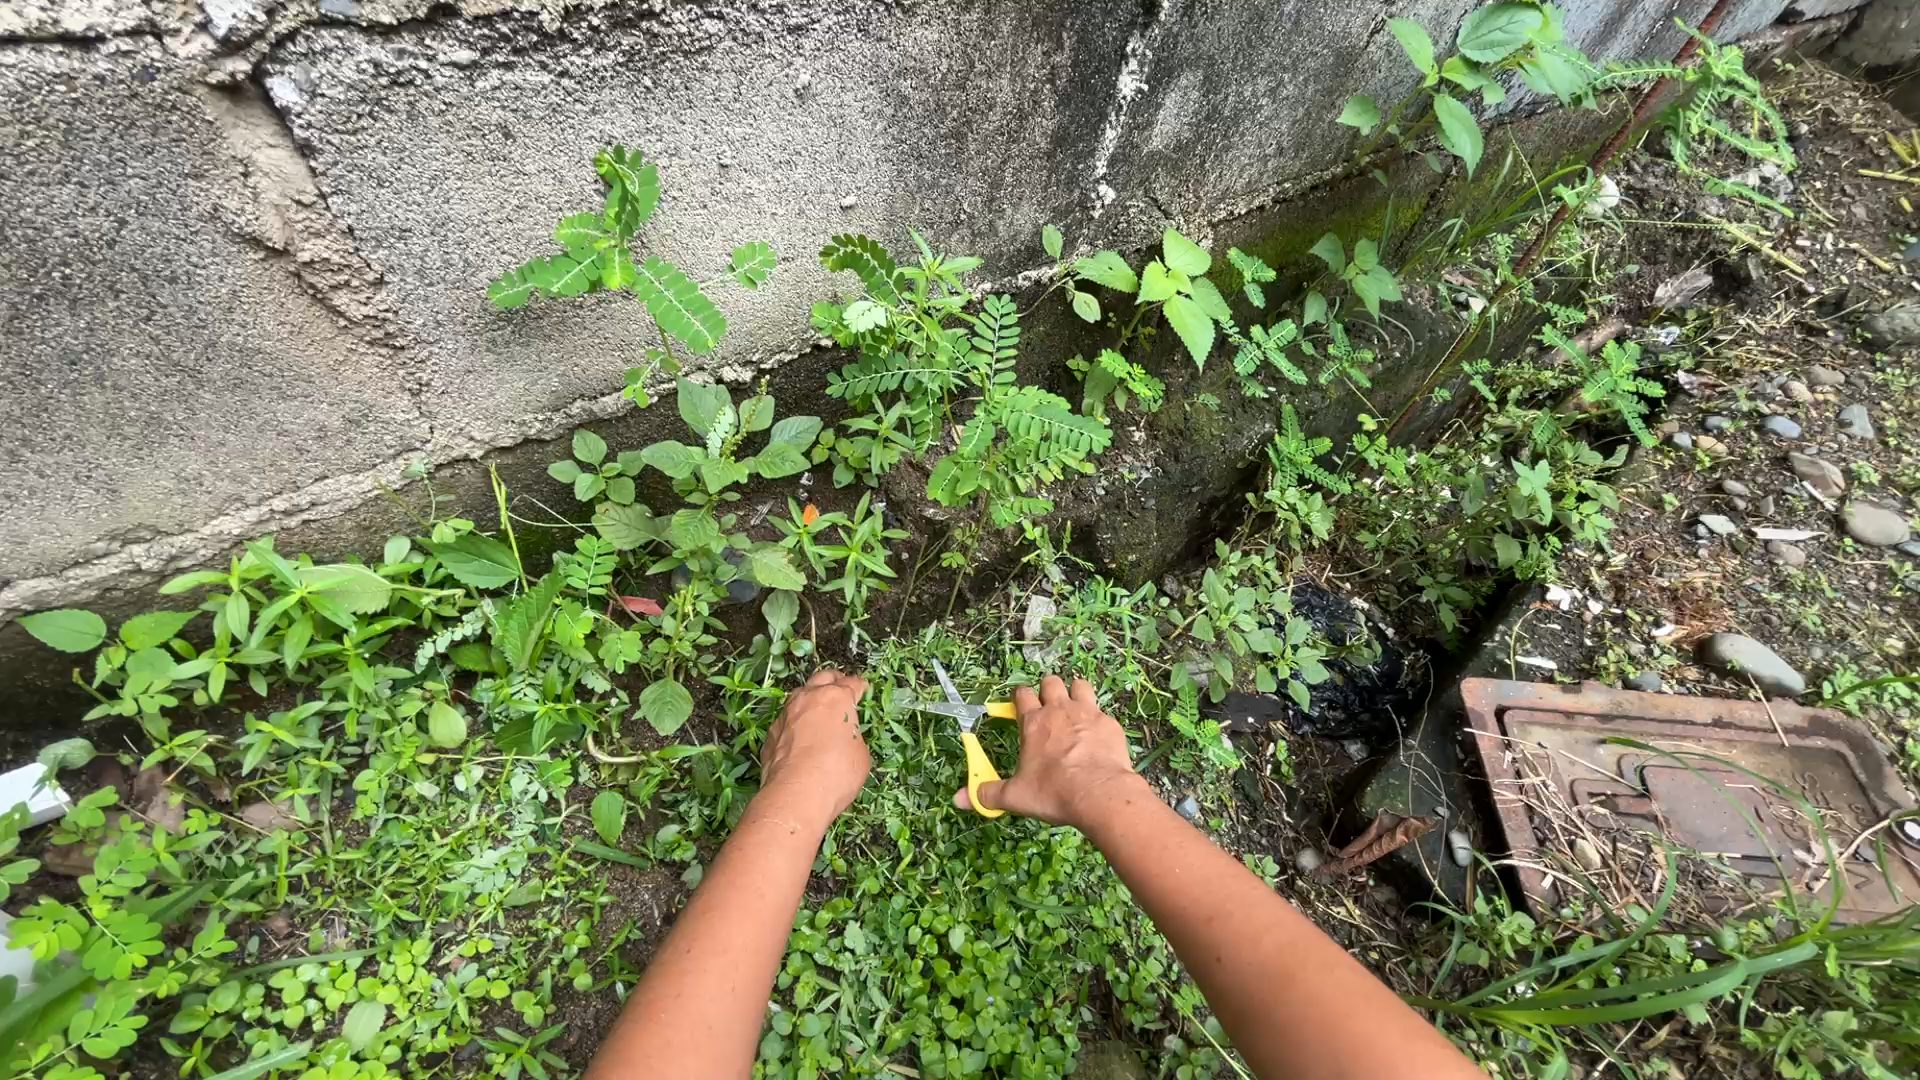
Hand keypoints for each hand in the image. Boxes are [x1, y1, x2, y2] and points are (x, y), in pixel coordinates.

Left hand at [760, 670, 870, 826]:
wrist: (796, 795)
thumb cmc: (837, 773)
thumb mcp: (860, 754)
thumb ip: (853, 737)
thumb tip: (845, 739)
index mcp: (836, 698)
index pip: (852, 683)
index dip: (860, 687)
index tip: (863, 690)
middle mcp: (809, 699)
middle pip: (823, 677)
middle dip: (834, 681)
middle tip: (841, 690)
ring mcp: (786, 715)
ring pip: (799, 696)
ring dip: (810, 699)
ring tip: (818, 713)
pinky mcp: (770, 734)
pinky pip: (785, 721)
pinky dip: (794, 724)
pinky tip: (799, 739)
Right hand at [951, 675, 1142, 828]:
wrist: (1100, 793)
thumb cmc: (1054, 792)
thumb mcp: (1017, 796)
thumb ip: (989, 794)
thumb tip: (960, 799)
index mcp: (1034, 723)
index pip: (1022, 695)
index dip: (1019, 697)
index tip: (1019, 706)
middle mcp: (1059, 710)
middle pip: (1051, 682)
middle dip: (1048, 689)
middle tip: (1048, 708)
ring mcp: (1088, 713)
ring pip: (1080, 685)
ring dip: (1076, 693)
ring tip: (1075, 710)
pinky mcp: (1109, 724)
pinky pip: (1102, 712)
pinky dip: (1099, 721)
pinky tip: (1098, 738)